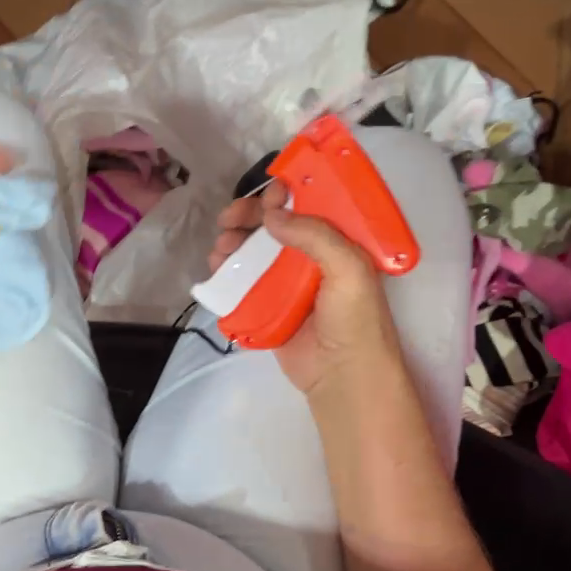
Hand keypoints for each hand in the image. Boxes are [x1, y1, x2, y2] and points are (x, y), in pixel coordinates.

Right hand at [208, 182, 403, 398]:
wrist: (340, 375)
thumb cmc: (354, 320)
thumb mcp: (349, 268)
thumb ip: (315, 236)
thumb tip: (271, 216)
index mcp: (338, 242)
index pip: (309, 205)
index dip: (287, 194)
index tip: (267, 196)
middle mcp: (310, 257)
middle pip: (274, 225)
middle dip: (249, 216)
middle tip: (228, 218)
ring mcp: (285, 283)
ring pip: (253, 251)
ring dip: (233, 242)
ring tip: (220, 248)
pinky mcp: (265, 307)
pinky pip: (242, 282)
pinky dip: (226, 272)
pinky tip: (216, 268)